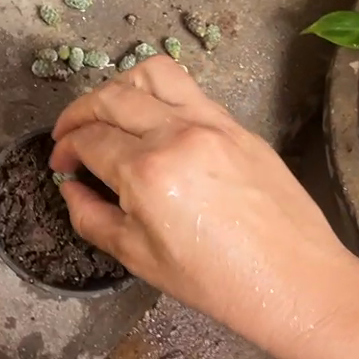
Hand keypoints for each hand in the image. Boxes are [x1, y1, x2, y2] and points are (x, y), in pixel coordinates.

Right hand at [49, 57, 358, 350]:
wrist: (296, 284)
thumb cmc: (213, 281)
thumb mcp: (135, 256)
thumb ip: (90, 216)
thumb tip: (71, 187)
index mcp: (146, 172)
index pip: (88, 139)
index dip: (64, 149)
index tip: (62, 166)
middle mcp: (175, 135)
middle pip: (109, 98)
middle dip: (77, 113)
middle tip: (69, 136)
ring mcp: (211, 124)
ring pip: (150, 74)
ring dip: (117, 87)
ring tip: (109, 112)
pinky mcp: (237, 127)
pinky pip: (187, 89)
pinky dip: (156, 94)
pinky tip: (151, 122)